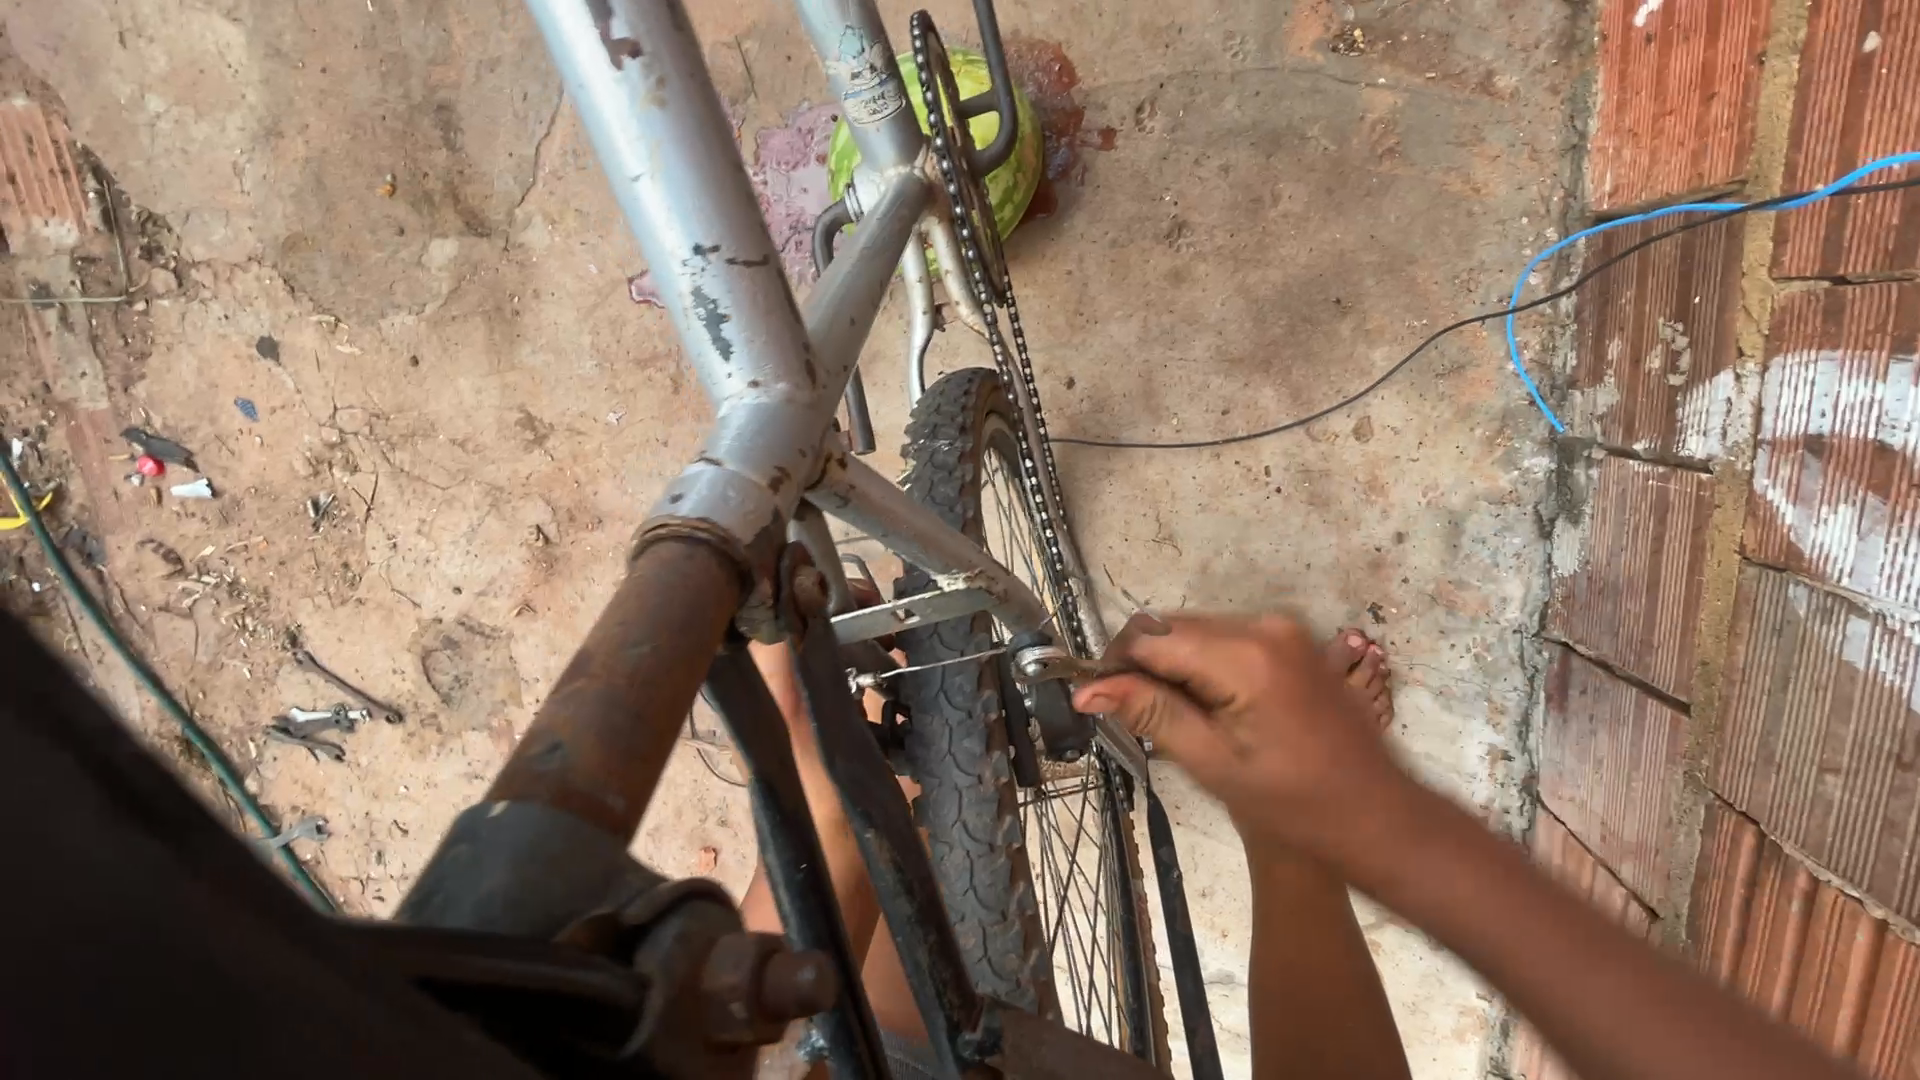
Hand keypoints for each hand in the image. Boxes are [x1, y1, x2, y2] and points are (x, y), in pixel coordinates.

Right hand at [1073, 613, 1414, 861]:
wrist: (1375, 811)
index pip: (1150, 636)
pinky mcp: (1289, 638)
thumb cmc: (1292, 801)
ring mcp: (1281, 628)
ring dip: (1172, 666)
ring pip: (1194, 631)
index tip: (1104, 702)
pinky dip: (1201, 664)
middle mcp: (1262, 625)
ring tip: (1176, 718)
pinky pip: (1222, 638)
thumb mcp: (1211, 761)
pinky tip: (1208, 706)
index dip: (1116, 665)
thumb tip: (1085, 690)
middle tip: (1139, 719)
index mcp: (1244, 655)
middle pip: (1172, 628)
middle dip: (1144, 666)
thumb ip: (1150, 713)